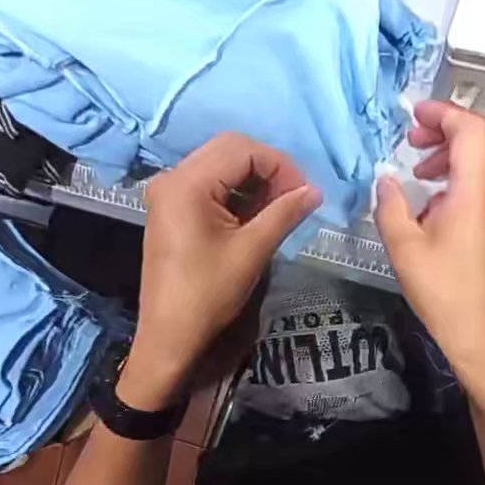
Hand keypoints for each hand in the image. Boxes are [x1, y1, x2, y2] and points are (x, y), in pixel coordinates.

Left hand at [121, 134, 321, 410]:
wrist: (170, 335)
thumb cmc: (209, 295)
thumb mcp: (253, 251)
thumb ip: (284, 214)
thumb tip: (314, 191)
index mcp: (187, 183)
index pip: (242, 150)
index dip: (280, 165)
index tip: (306, 193)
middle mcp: (173, 178)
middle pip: (230, 150)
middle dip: (269, 169)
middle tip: (295, 199)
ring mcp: (169, 193)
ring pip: (221, 166)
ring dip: (254, 181)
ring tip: (281, 209)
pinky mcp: (172, 209)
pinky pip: (210, 186)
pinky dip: (237, 194)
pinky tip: (257, 216)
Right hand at [374, 101, 484, 387]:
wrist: (479, 331)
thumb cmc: (442, 291)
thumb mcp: (404, 247)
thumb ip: (390, 205)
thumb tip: (386, 180)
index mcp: (476, 190)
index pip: (470, 127)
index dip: (442, 112)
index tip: (412, 116)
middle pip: (484, 135)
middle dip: (448, 127)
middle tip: (414, 140)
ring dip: (454, 152)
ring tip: (419, 172)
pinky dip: (462, 174)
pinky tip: (434, 201)